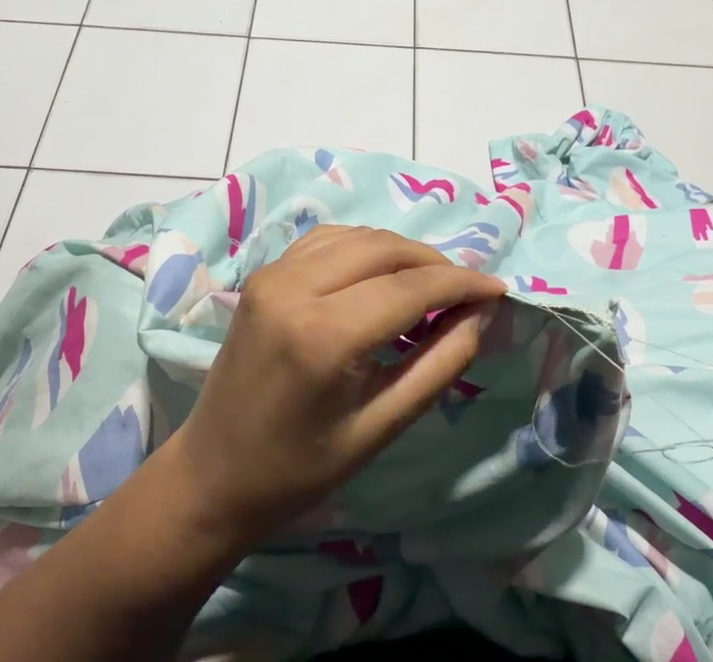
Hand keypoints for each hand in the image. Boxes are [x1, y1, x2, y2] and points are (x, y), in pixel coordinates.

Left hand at [161, 226, 507, 545]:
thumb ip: (440, 364)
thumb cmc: (300, 467)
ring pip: (357, 237)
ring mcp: (272, 276)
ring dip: (402, 253)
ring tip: (431, 288)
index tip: (499, 290)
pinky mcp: (262, 276)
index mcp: (323, 334)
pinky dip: (365, 250)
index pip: (411, 286)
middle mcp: (294, 288)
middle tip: (467, 294)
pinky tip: (383, 278)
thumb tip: (482, 313)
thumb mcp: (381, 426)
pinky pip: (326, 242)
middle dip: (435, 264)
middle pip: (386, 248)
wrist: (213, 475)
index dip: (462, 283)